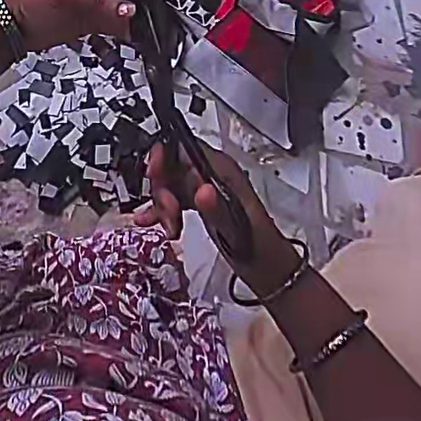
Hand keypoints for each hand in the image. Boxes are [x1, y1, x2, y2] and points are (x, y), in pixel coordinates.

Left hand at [0, 0, 134, 51]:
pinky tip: (107, 47)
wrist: (6, 27)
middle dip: (127, 14)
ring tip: (120, 39)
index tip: (141, 11)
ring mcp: (84, 3)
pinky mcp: (79, 22)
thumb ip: (108, 10)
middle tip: (132, 28)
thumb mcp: (75, 4)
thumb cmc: (29, 3)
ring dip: (118, 29)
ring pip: (114, 16)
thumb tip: (135, 14)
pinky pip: (103, 30)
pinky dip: (107, 40)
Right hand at [134, 141, 299, 292]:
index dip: (164, 155)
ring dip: (162, 204)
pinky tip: (150, 220)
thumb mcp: (237, 229)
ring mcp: (206, 189)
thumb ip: (216, 207)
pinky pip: (173, 198)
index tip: (152, 174)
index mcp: (223, 171)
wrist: (270, 273)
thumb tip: (200, 189)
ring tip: (170, 226)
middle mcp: (212, 175)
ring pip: (170, 183)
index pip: (185, 147)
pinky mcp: (200, 203)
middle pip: (172, 165)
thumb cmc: (260, 250)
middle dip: (162, 189)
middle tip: (169, 213)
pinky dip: (160, 209)